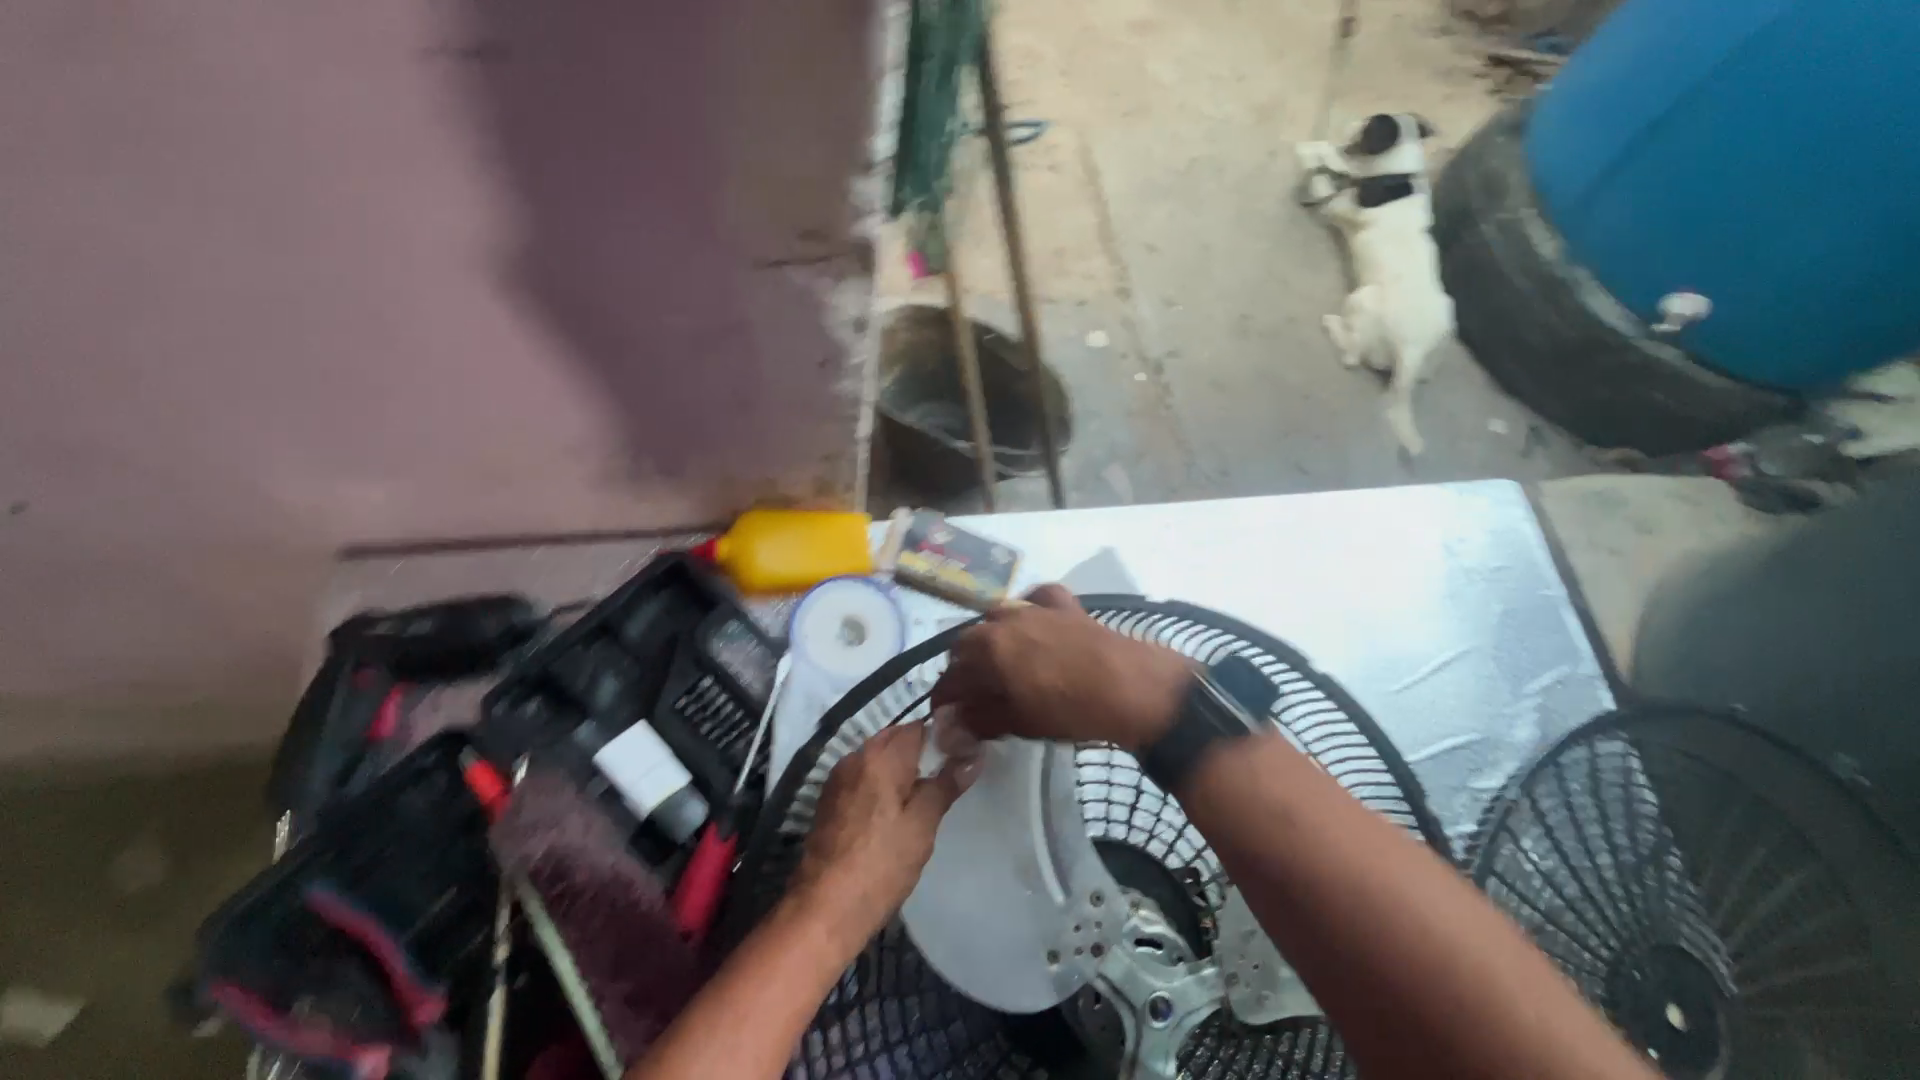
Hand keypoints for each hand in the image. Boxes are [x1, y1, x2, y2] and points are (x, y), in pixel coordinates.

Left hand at [788, 722, 976, 945]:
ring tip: (926, 792)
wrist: (825, 908)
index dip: (943, 735)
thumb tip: (973, 756)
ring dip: (900, 767)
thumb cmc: (881, 864)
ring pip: (877, 758)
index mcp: (879, 757)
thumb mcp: (922, 825)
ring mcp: (837, 779)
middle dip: (921, 750)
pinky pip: (863, 777)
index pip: (917, 727)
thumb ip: (945, 785)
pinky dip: (882, 782)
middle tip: (949, 773)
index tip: (964, 752)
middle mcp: (854, 758)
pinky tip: (897, 808)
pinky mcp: (830, 801)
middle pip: (894, 739)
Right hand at [930, 585, 1194, 749]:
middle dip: (966, 669)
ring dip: (993, 640)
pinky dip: (1030, 611)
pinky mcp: (1064, 603)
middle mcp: (1004, 619)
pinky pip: (1035, 600)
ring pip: (998, 618)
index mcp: (986, 649)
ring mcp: (1035, 607)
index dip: (945, 700)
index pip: (950, 677)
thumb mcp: (1020, 723)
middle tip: (978, 697)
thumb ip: (978, 720)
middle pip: (969, 642)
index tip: (948, 718)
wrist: (1134, 687)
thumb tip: (950, 725)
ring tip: (1005, 667)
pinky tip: (1037, 627)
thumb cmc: (1072, 710)